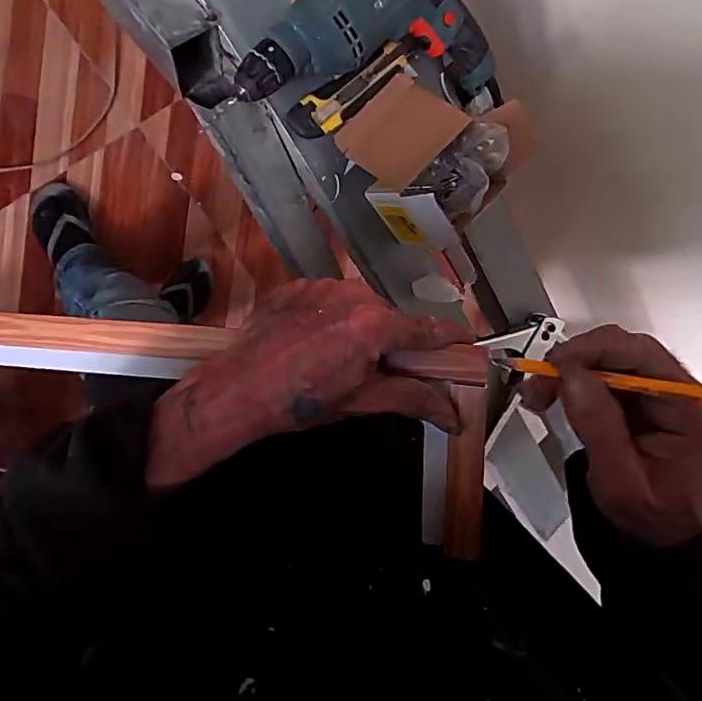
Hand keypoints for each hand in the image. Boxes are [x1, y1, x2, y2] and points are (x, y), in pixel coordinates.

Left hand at [145, 279, 473, 489]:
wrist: (237, 388)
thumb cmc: (297, 399)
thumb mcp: (361, 402)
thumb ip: (412, 399)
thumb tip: (450, 413)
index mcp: (374, 325)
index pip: (427, 330)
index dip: (449, 338)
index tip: (463, 342)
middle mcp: (352, 296)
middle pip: (392, 319)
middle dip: (392, 343)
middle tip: (379, 371)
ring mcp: (322, 287)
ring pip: (360, 307)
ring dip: (359, 329)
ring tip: (336, 361)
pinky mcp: (297, 287)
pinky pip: (329, 301)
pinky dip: (330, 320)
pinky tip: (313, 346)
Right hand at [520, 325, 701, 546]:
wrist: (665, 537)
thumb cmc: (656, 518)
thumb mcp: (621, 482)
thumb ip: (598, 426)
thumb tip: (573, 376)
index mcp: (690, 409)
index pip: (639, 354)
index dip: (591, 351)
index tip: (555, 364)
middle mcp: (681, 392)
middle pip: (624, 348)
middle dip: (576, 359)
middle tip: (543, 381)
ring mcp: (661, 393)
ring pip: (611, 356)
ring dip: (572, 369)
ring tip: (544, 392)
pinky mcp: (642, 397)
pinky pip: (606, 372)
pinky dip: (576, 379)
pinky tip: (559, 394)